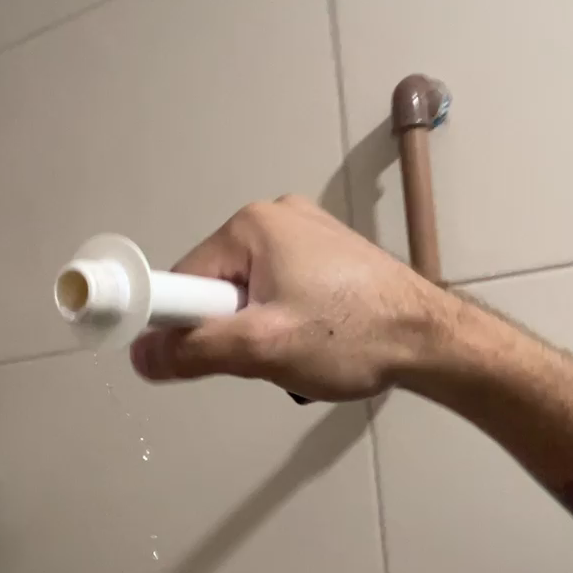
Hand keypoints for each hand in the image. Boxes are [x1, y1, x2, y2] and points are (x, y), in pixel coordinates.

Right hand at [130, 196, 448, 400]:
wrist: (432, 340)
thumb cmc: (354, 337)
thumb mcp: (263, 349)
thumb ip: (194, 351)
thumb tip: (140, 356)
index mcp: (253, 224)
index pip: (184, 278)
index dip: (188, 322)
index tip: (214, 351)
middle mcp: (276, 217)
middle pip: (216, 286)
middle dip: (233, 329)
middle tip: (270, 352)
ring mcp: (306, 233)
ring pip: (248, 293)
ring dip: (260, 329)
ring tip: (300, 346)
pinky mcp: (326, 255)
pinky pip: (278, 289)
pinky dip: (285, 319)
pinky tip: (314, 336)